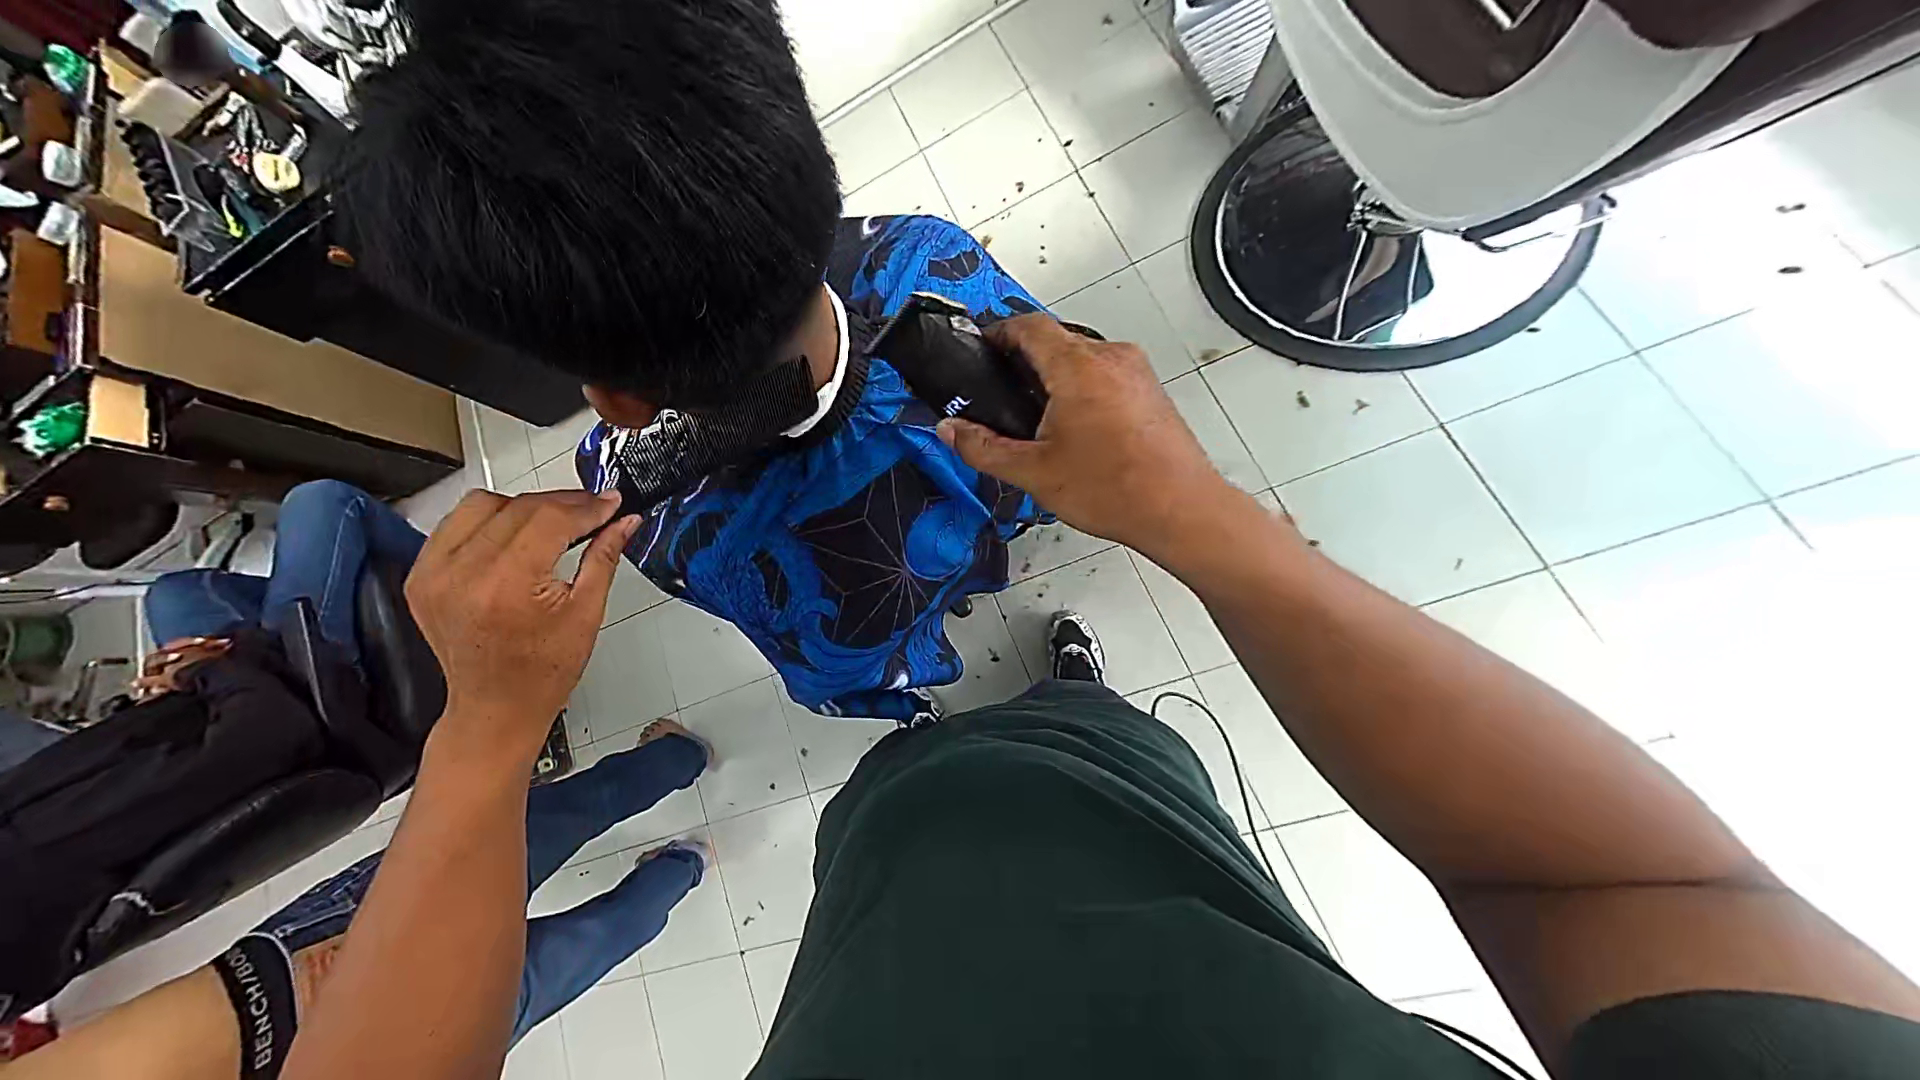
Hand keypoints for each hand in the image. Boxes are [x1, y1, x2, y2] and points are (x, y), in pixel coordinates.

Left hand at [404, 489, 639, 768]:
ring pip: (483, 504)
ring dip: (524, 505)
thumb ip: (604, 556)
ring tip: (554, 520)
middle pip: (520, 507)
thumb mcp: (587, 611)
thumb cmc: (543, 671)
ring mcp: (434, 574)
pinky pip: (455, 524)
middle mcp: (462, 574)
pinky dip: (489, 520)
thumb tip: (623, 521)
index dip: (587, 507)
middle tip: (593, 508)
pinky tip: (516, 534)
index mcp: (507, 586)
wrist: (496, 705)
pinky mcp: (421, 576)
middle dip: (563, 503)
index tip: (610, 502)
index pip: (550, 519)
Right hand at [938, 314, 1240, 556]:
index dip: (998, 333)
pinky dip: (1083, 389)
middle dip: (1024, 362)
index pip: (1028, 325)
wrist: (1179, 510)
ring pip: (1082, 358)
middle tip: (1004, 392)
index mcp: (1078, 367)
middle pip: (1055, 340)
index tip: (984, 346)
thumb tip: (953, 432)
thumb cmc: (1121, 490)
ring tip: (1039, 418)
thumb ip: (983, 447)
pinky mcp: (1150, 391)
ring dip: (1055, 377)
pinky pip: (1106, 375)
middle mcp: (1112, 358)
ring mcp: (1136, 373)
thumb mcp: (1033, 472)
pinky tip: (1075, 430)